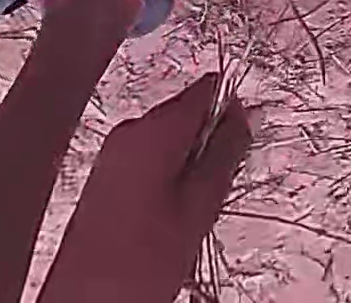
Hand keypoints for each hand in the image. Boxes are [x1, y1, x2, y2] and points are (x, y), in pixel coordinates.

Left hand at [41, 74, 250, 302]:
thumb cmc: (142, 262)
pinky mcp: (104, 176)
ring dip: (190, 161)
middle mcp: (130, 129)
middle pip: (187, 112)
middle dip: (210, 140)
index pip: (206, 88)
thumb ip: (227, 151)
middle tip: (218, 186)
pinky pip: (149, 156)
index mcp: (155, 128)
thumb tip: (245, 113)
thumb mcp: (200, 204)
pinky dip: (168, 174)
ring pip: (170, 137)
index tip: (242, 140)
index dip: (231, 108)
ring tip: (192, 209)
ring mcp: (113, 152)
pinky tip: (169, 215)